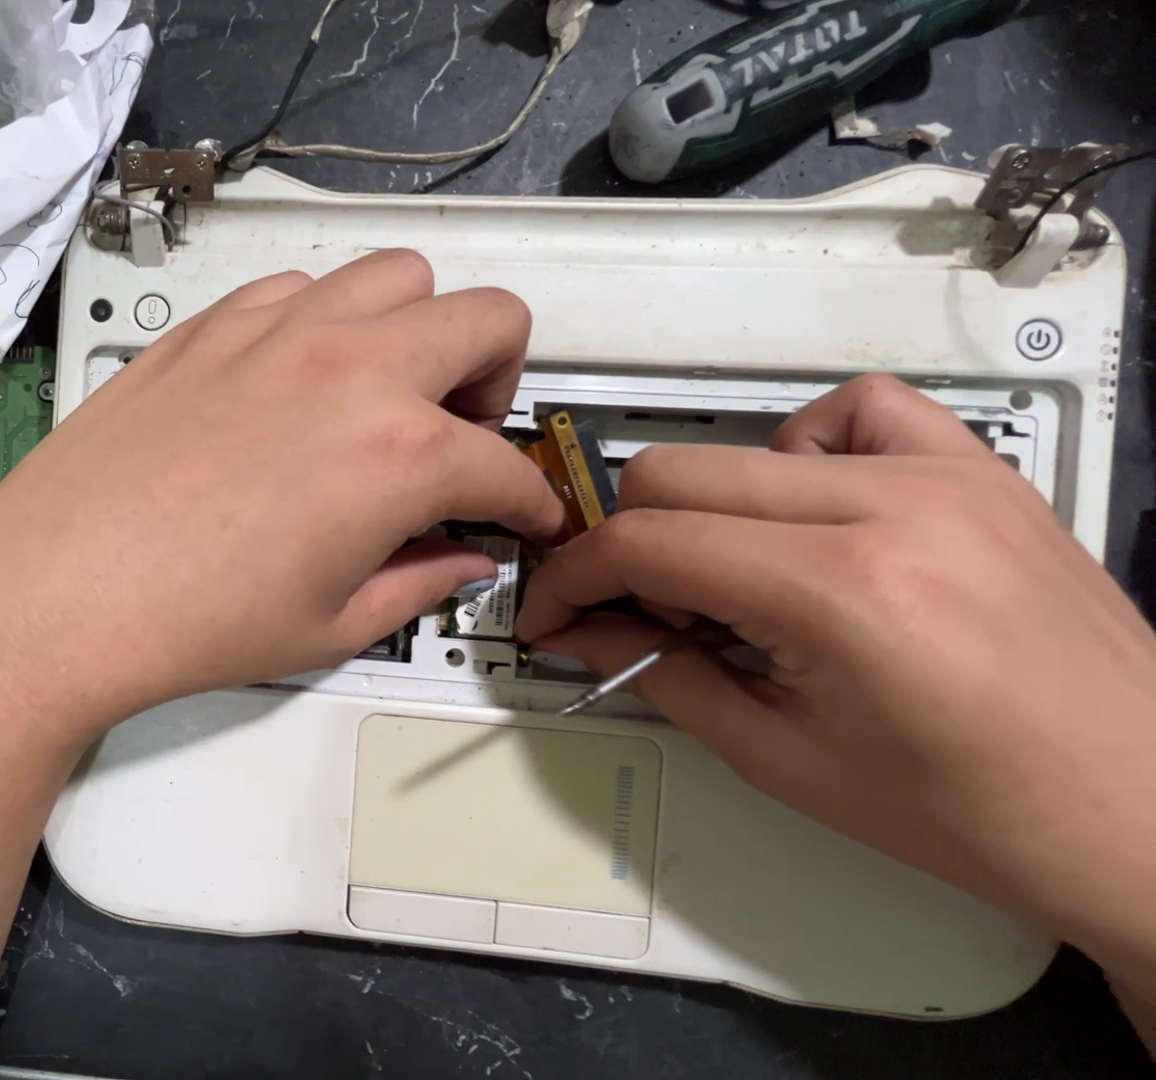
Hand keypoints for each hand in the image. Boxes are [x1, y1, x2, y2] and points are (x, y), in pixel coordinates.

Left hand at [0, 249, 565, 744]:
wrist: (60, 593)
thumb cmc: (189, 623)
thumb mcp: (330, 624)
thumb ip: (421, 580)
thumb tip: (465, 558)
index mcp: (396, 451)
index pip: (508, 465)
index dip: (530, 501)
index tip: (524, 516)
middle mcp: (348, 366)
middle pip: (489, 318)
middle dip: (500, 378)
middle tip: (463, 435)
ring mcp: (274, 332)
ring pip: (396, 277)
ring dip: (417, 329)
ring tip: (385, 392)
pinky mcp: (209, 327)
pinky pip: (298, 288)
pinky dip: (324, 321)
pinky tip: (298, 378)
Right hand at [515, 374, 1155, 980]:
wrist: (1153, 818)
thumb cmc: (968, 812)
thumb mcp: (775, 755)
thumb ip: (654, 671)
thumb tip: (573, 629)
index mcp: (840, 593)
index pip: (641, 542)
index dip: (570, 577)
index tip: (551, 613)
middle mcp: (890, 509)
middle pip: (669, 474)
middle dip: (622, 545)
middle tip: (641, 611)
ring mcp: (943, 476)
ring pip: (737, 444)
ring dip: (698, 512)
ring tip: (732, 582)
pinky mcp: (980, 470)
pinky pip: (850, 412)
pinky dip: (796, 453)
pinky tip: (805, 514)